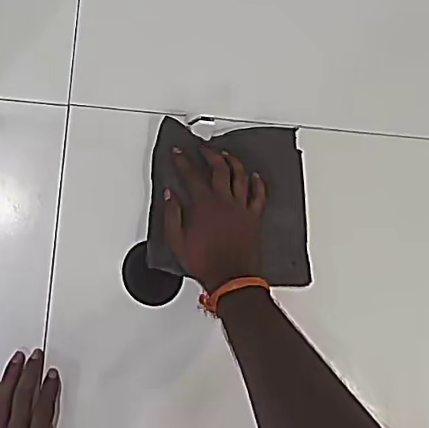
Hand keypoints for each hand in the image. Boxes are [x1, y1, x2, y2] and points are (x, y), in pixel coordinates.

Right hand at [164, 145, 266, 290]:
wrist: (232, 279)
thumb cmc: (205, 262)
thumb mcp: (177, 240)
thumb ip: (172, 214)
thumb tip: (170, 196)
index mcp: (204, 205)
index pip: (191, 175)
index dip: (182, 160)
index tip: (178, 152)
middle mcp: (224, 201)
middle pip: (219, 168)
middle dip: (209, 154)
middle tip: (203, 149)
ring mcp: (241, 208)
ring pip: (240, 175)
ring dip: (232, 161)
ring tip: (226, 154)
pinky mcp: (253, 218)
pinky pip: (258, 195)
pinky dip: (257, 183)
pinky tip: (255, 176)